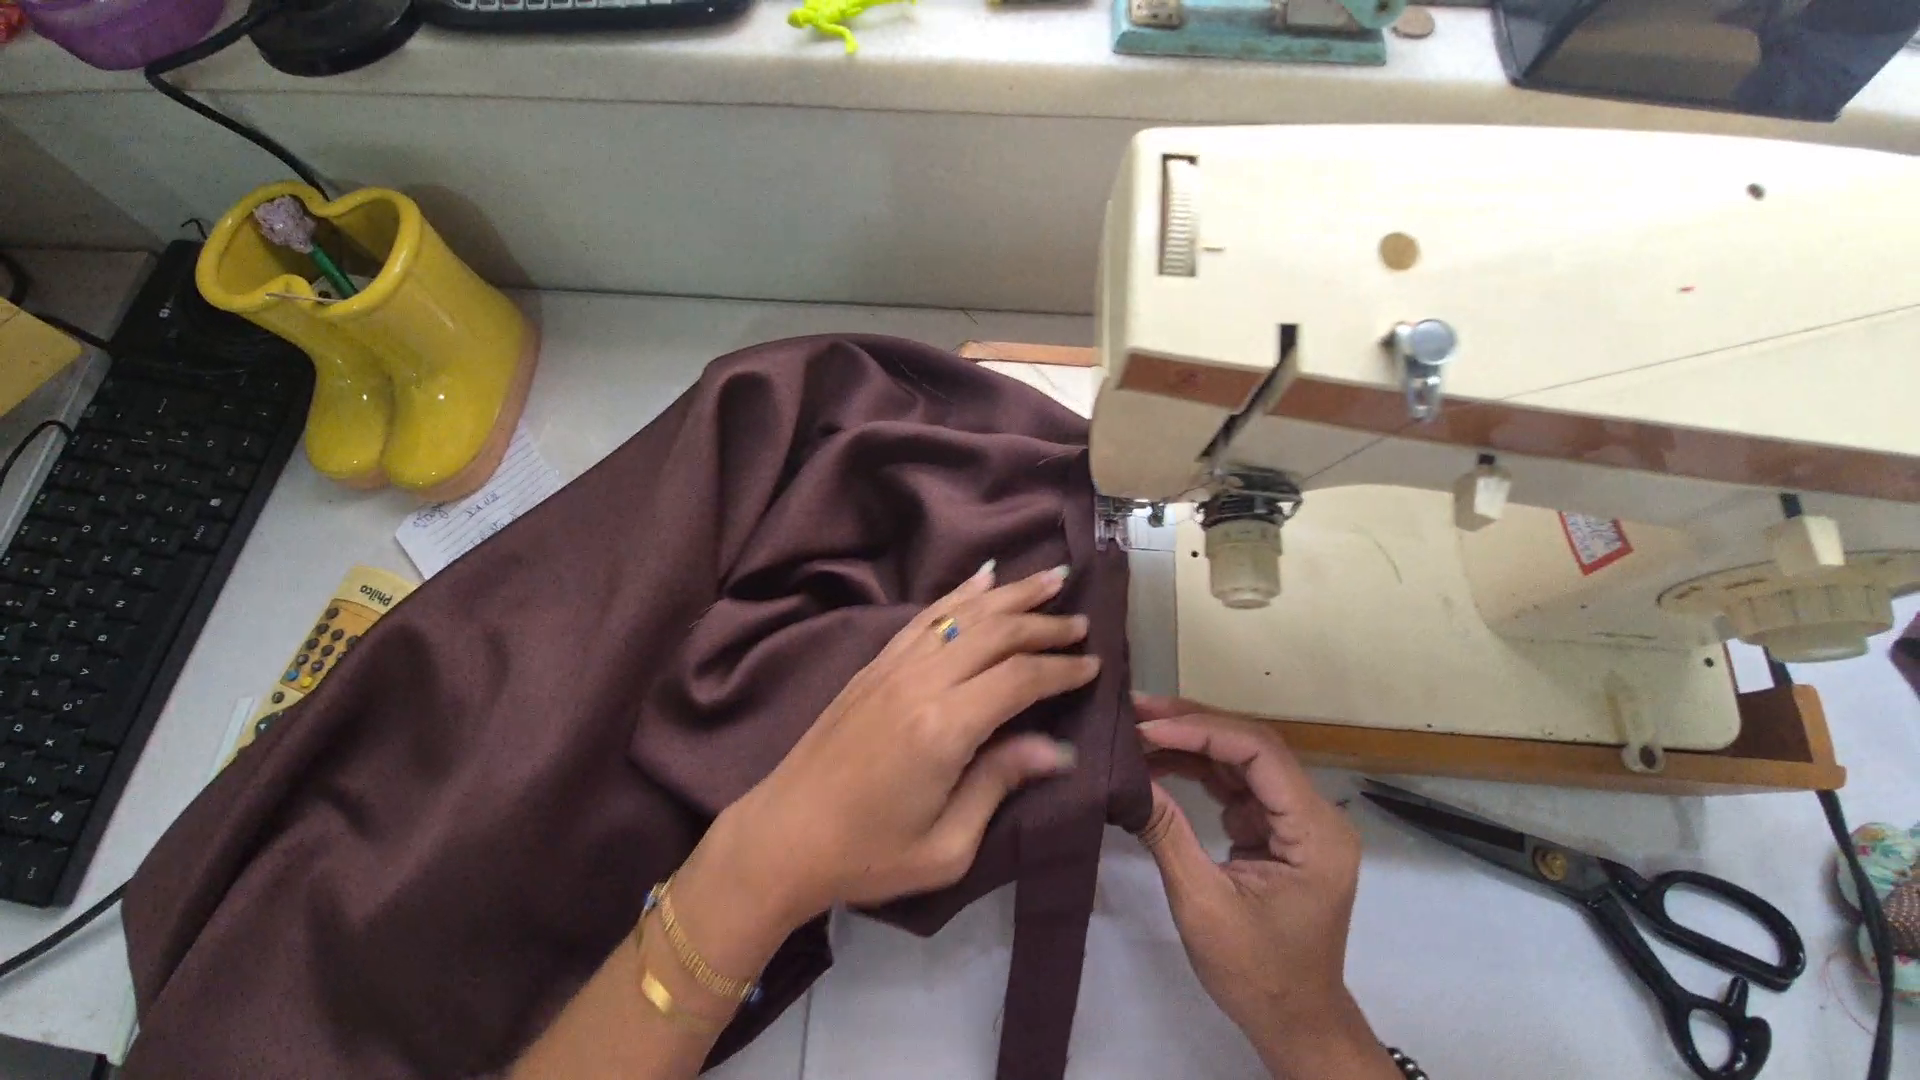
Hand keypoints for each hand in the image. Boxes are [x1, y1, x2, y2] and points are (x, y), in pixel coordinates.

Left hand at [697, 563, 1097, 930]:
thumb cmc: (867, 856)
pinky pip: (923, 618)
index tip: (1094, 665)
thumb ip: (999, 783)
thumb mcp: (946, 845)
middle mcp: (919, 682)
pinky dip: (958, 594)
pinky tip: (980, 577)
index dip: (1061, 669)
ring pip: (961, 614)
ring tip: (1050, 579)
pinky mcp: (872, 667)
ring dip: (1009, 594)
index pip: (1019, 678)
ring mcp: (891, 667)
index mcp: (943, 727)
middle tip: (1082, 623)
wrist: (781, 838)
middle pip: (995, 633)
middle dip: (1044, 624)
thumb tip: (1057, 748)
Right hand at [1132, 696, 1391, 1079]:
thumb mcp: (1203, 905)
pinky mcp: (1272, 828)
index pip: (1260, 754)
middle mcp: (1313, 815)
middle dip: (1192, 723)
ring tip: (1136, 725)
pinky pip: (1233, 783)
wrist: (1293, 1022)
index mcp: (1314, 833)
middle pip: (1252, 746)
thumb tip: (1127, 781)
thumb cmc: (1255, 974)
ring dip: (1189, 740)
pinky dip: (1193, 768)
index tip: (1147, 728)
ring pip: (1240, 759)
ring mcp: (1293, 819)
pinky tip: (1155, 758)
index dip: (1202, 730)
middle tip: (1135, 709)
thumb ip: (1168, 835)